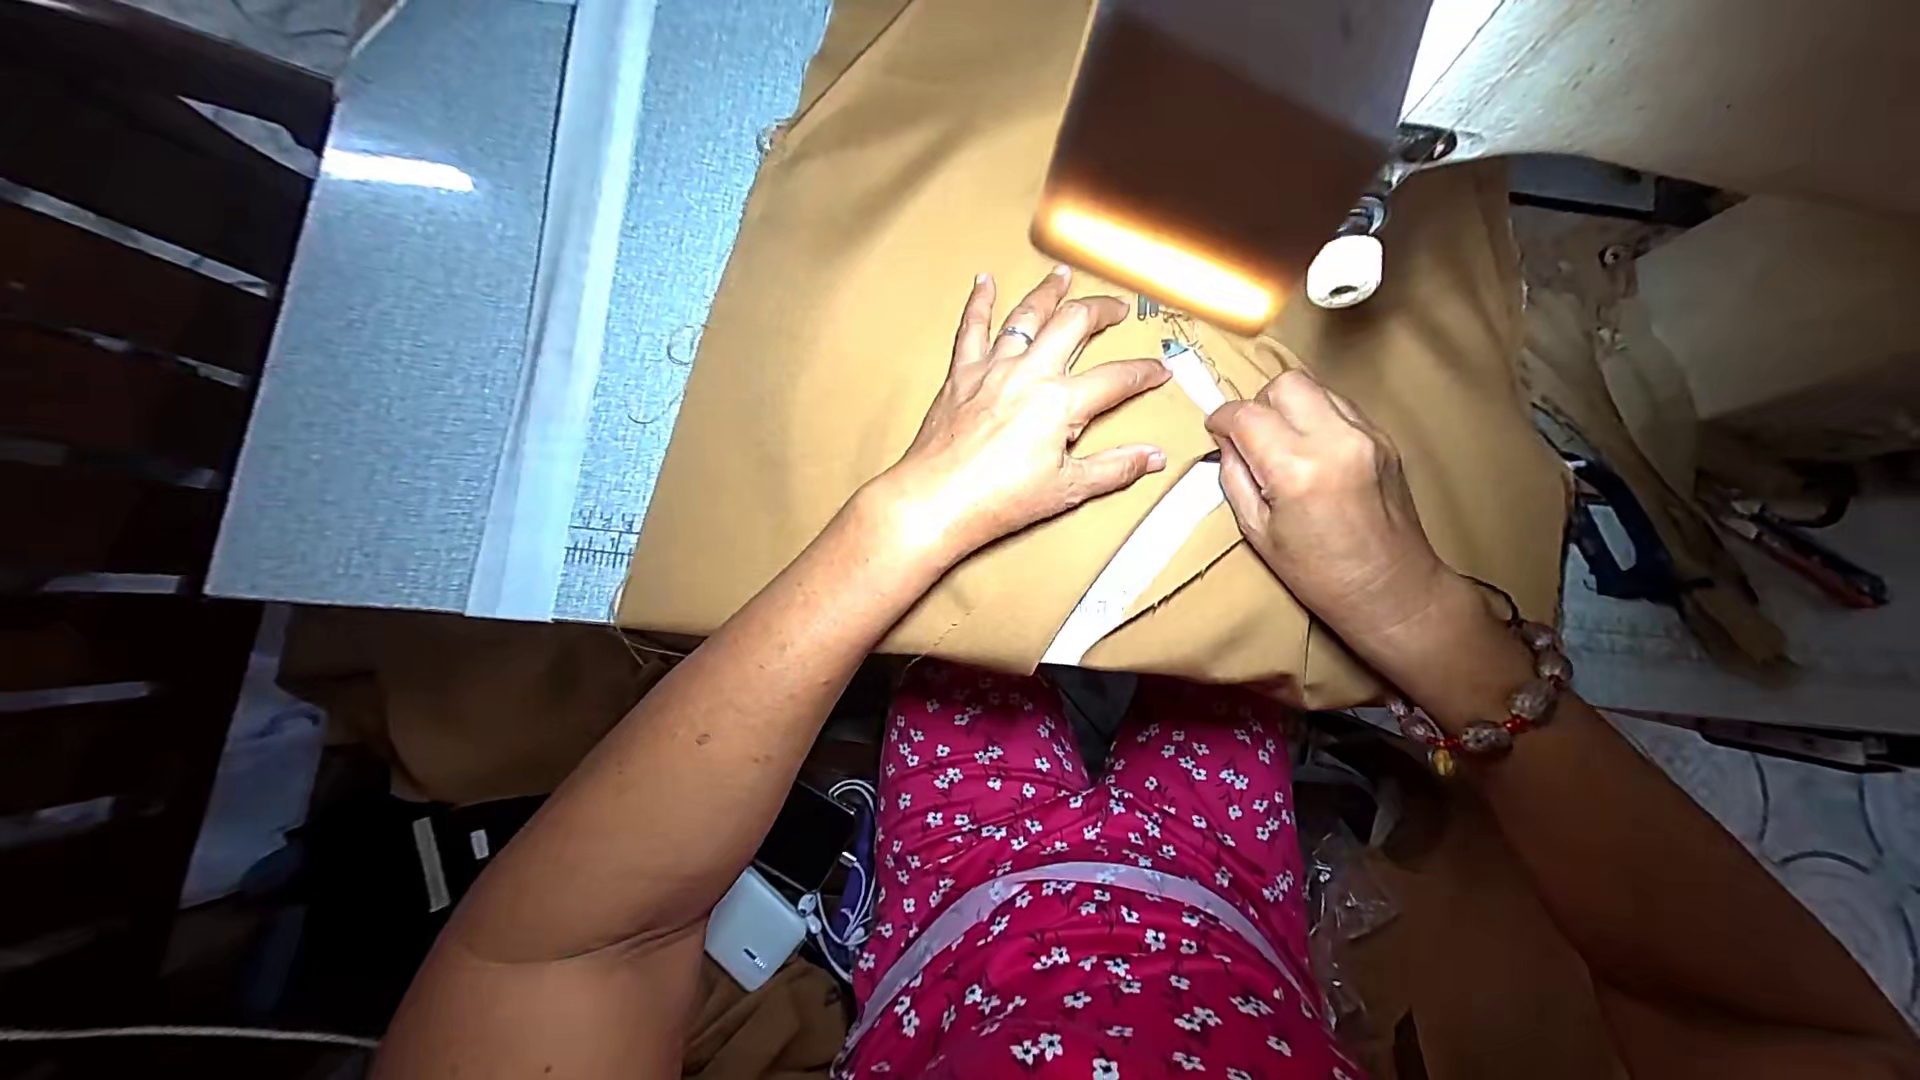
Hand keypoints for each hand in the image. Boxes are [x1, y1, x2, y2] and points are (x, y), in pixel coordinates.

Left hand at [871, 267, 1170, 566]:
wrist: (936, 500)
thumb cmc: (994, 499)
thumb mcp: (1066, 489)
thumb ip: (1114, 468)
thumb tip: (1149, 458)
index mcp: (1060, 402)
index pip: (1117, 378)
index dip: (1144, 372)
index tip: (1156, 371)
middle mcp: (1028, 374)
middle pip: (1074, 324)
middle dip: (1101, 311)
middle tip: (1115, 309)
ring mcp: (992, 369)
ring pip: (1026, 315)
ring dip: (1048, 293)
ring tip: (1061, 276)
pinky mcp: (961, 375)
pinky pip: (972, 328)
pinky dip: (979, 303)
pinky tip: (983, 284)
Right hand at [1205, 368, 1454, 644]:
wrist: (1389, 587)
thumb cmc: (1316, 572)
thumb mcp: (1255, 530)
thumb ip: (1235, 476)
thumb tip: (1227, 442)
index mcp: (1297, 470)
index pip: (1246, 415)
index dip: (1222, 419)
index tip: (1215, 432)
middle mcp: (1336, 441)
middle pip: (1284, 384)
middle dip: (1258, 404)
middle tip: (1251, 436)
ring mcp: (1367, 435)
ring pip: (1314, 387)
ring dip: (1288, 408)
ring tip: (1282, 443)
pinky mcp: (1385, 438)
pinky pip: (1338, 406)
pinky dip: (1314, 417)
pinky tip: (1310, 451)